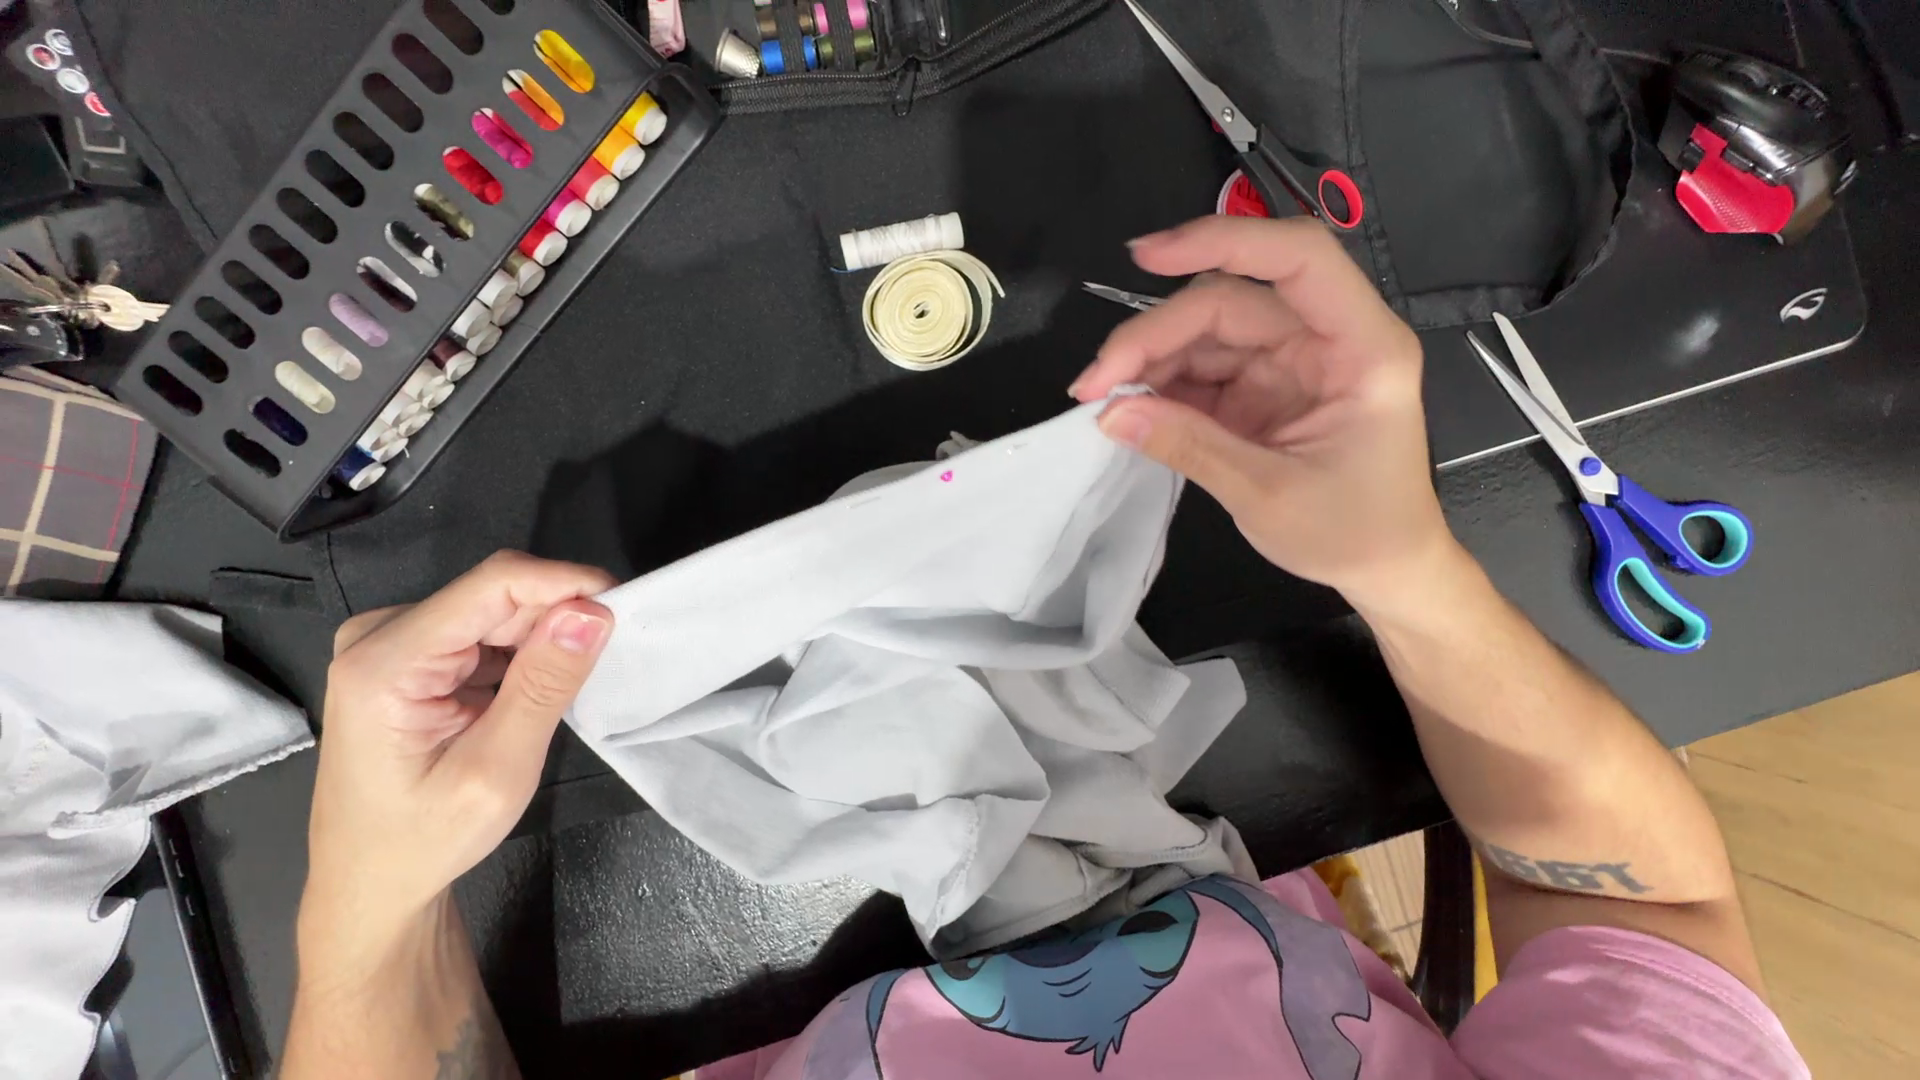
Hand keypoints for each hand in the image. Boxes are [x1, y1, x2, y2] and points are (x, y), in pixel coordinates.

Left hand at [300, 551, 614, 976]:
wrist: (371, 882)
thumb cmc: (426, 838)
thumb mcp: (499, 769)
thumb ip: (545, 685)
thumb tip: (593, 612)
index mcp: (386, 661)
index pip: (494, 584)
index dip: (566, 583)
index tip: (624, 606)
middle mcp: (380, 634)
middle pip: (497, 593)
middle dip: (559, 616)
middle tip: (603, 661)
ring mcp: (391, 641)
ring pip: (497, 608)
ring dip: (544, 635)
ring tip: (568, 683)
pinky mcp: (408, 654)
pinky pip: (485, 627)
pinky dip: (524, 649)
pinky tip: (534, 687)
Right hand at [1070, 216, 1455, 605]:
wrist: (1383, 567)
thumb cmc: (1354, 533)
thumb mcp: (1269, 495)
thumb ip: (1190, 447)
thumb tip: (1111, 412)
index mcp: (1360, 348)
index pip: (1298, 259)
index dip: (1223, 240)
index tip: (1147, 257)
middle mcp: (1323, 340)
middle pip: (1229, 302)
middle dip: (1154, 334)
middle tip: (1094, 383)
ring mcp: (1287, 363)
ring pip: (1205, 334)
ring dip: (1148, 360)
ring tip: (1101, 398)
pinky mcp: (1259, 389)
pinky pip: (1201, 370)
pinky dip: (1160, 385)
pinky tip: (1128, 405)